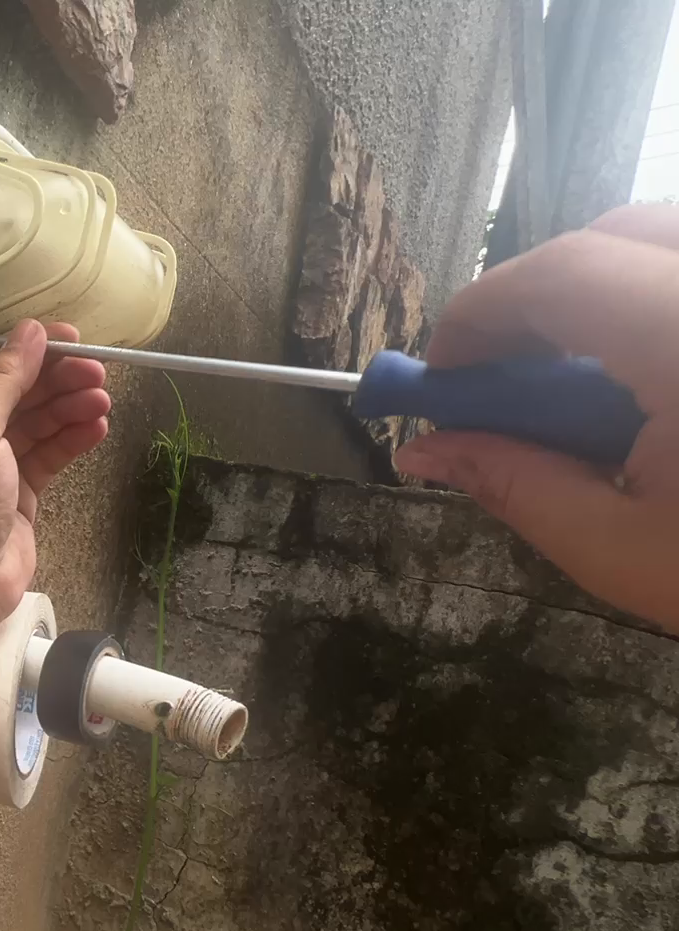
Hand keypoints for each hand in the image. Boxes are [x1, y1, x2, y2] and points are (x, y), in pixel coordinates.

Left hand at [0, 319, 111, 645]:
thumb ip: (2, 380)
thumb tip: (29, 332)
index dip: (27, 352)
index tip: (73, 339)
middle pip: (12, 396)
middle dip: (54, 382)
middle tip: (98, 373)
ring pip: (33, 426)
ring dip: (67, 409)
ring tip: (102, 400)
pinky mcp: (14, 497)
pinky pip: (45, 458)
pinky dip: (69, 441)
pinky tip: (95, 428)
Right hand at [394, 203, 678, 630]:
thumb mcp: (624, 547)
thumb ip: (514, 482)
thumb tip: (422, 451)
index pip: (561, 273)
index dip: (478, 311)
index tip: (446, 373)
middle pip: (627, 235)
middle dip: (542, 293)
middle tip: (515, 368)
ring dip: (613, 295)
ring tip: (601, 374)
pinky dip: (668, 309)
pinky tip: (667, 377)